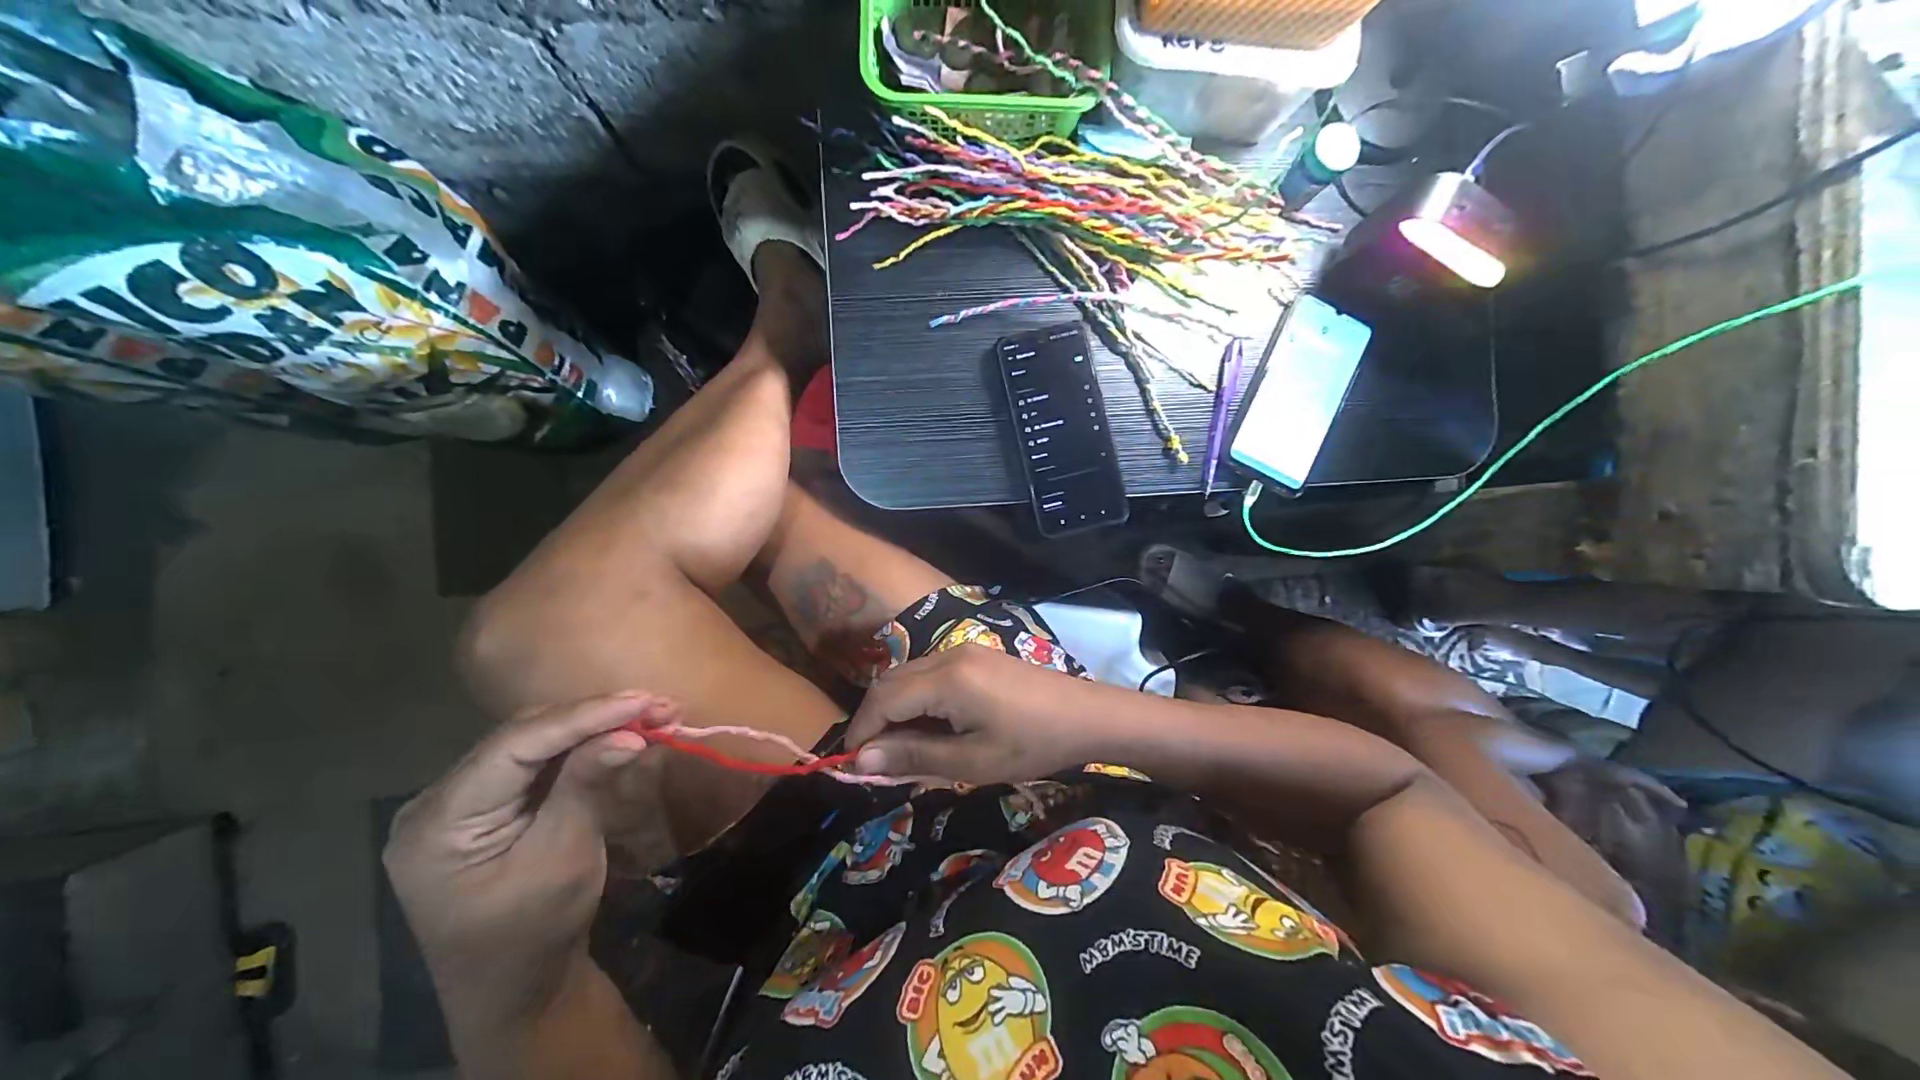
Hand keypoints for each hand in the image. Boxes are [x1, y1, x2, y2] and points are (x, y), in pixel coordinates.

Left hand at [383, 692, 665, 1013]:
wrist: (518, 988)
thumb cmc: (536, 932)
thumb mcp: (565, 856)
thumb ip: (586, 784)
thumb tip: (631, 731)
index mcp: (438, 823)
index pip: (514, 747)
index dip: (582, 717)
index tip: (641, 700)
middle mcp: (436, 801)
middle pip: (521, 737)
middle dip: (593, 716)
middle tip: (657, 704)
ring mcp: (458, 801)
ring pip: (530, 742)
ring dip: (591, 725)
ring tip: (649, 711)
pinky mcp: (484, 804)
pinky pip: (532, 761)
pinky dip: (578, 744)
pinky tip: (617, 731)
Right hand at [846, 646, 1123, 783]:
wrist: (1087, 716)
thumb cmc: (1033, 744)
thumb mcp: (972, 762)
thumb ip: (914, 756)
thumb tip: (861, 761)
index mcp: (946, 680)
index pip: (882, 699)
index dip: (861, 731)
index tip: (852, 766)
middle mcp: (948, 655)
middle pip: (890, 681)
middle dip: (874, 719)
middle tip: (874, 762)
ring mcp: (964, 651)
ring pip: (908, 675)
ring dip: (894, 709)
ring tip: (900, 749)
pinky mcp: (976, 656)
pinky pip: (930, 674)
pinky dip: (917, 699)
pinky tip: (928, 727)